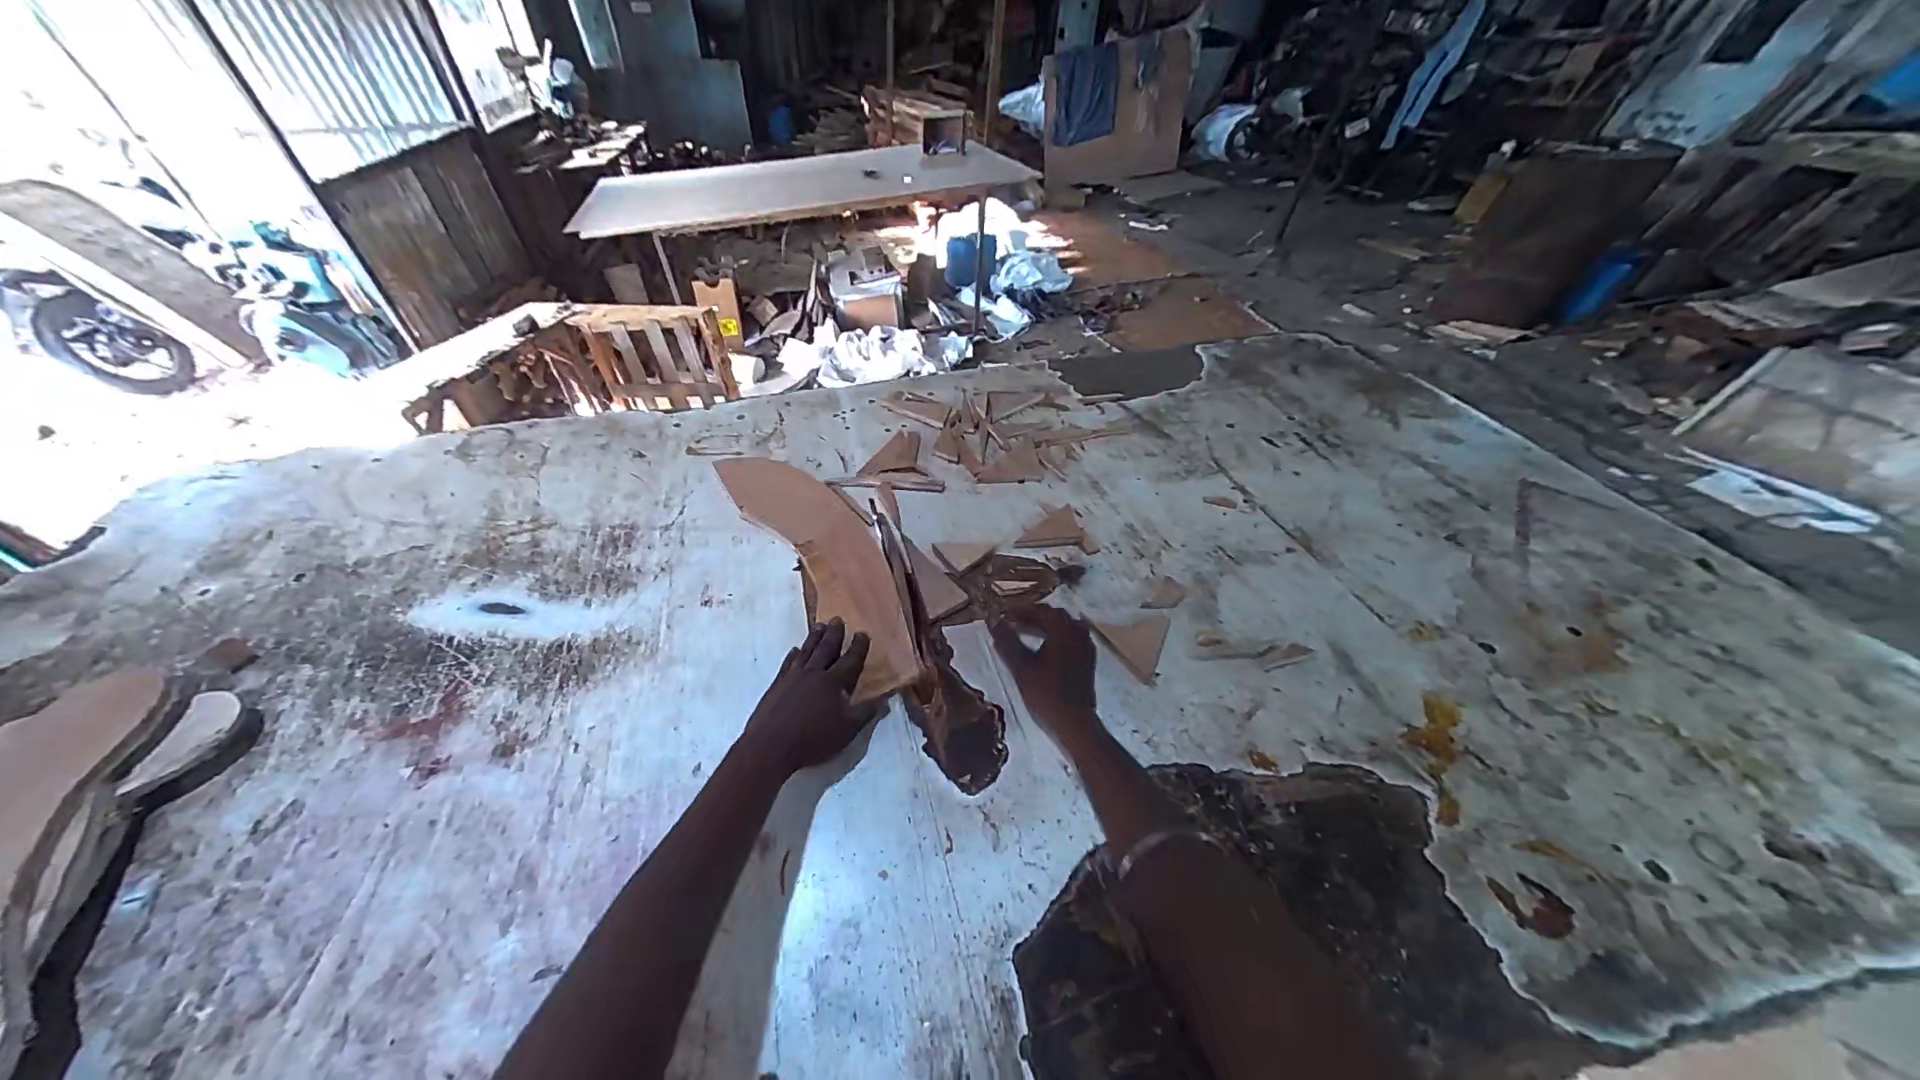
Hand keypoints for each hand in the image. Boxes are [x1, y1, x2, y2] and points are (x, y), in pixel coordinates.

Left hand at [741, 619, 874, 774]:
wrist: (770, 746)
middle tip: (837, 619)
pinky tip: (795, 650)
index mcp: (833, 682)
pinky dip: (793, 655)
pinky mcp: (777, 685)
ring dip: (814, 638)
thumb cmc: (813, 739)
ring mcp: (792, 677)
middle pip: (826, 649)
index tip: (863, 633)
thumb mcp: (846, 731)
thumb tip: (884, 701)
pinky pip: (788, 664)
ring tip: (819, 626)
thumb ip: (865, 714)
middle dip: (834, 634)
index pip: (850, 660)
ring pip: (806, 651)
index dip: (858, 647)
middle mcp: (813, 673)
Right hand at [988, 604, 1102, 745]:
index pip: (1041, 610)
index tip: (1003, 615)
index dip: (1020, 611)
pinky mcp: (1087, 660)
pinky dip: (1054, 639)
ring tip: (1021, 634)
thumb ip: (1006, 641)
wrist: (1074, 723)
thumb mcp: (1021, 667)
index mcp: (1064, 630)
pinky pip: (1069, 639)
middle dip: (1031, 618)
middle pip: (1053, 617)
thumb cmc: (1046, 694)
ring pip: (1062, 628)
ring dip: (1042, 628)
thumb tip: (993, 620)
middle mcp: (1079, 633)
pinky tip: (1040, 649)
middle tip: (1010, 623)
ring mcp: (1086, 647)